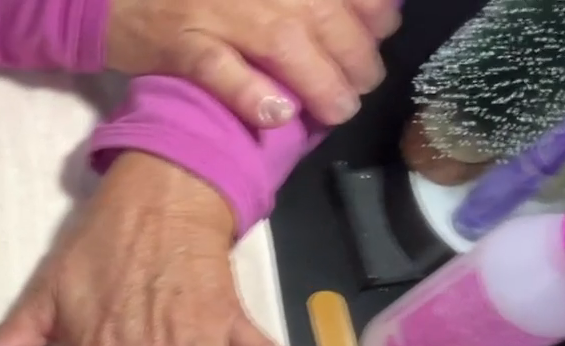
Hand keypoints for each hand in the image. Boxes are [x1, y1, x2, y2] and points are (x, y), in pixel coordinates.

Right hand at [106, 0, 400, 126]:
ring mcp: (215, 12)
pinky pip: (219, 69)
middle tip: (362, 88)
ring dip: (317, 79)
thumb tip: (359, 7)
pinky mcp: (180, 43)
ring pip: (281, 43)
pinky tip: (277, 116)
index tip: (384, 34)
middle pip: (318, 15)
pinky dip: (249, 92)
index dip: (371, 8)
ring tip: (338, 110)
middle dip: (352, 54)